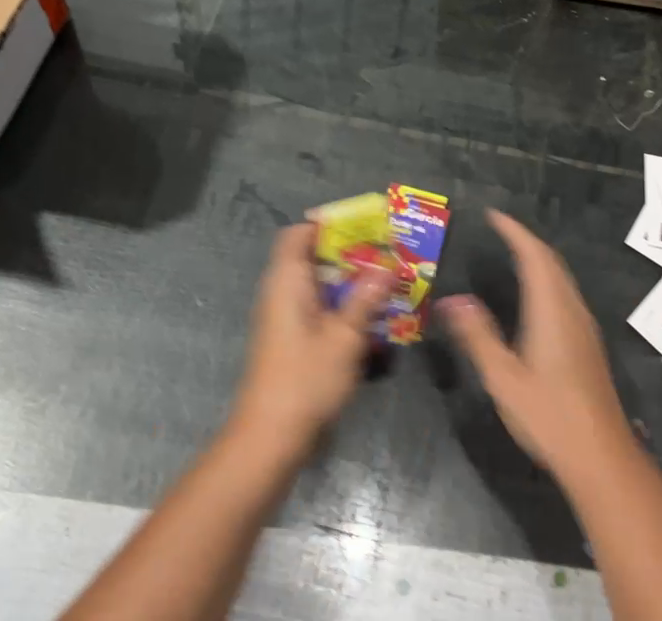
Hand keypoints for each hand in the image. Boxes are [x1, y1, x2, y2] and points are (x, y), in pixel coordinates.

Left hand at [232, 223, 392, 446]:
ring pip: (321, 287)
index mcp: (287, 281)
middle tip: (390, 257)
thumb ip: (365, 298)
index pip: (299, 233)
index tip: (366, 228)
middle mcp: (282, 292)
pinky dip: (344, 309)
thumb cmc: (306, 379)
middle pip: (314, 258)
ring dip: (352, 285)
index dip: (329, 225)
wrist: (271, 436)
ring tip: (390, 287)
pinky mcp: (292, 341)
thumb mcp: (344, 336)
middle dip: (352, 256)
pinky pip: (320, 311)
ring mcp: (285, 319)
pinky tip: (374, 322)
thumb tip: (387, 266)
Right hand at [439, 211, 635, 479]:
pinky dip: (546, 280)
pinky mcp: (588, 344)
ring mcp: (584, 328)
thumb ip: (478, 336)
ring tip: (511, 253)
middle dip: (526, 241)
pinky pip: (565, 295)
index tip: (493, 215)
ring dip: (538, 260)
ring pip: (562, 279)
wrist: (600, 455)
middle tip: (498, 230)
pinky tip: (533, 296)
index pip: (535, 256)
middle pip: (552, 263)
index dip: (515, 231)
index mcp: (552, 311)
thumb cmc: (548, 415)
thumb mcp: (502, 377)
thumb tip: (453, 300)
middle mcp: (572, 311)